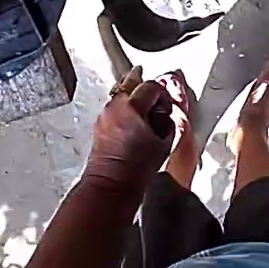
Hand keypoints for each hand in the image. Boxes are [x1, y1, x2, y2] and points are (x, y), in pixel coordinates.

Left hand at [84, 68, 172, 191]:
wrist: (112, 185)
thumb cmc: (136, 167)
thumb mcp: (164, 142)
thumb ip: (169, 121)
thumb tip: (167, 113)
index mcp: (132, 107)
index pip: (151, 86)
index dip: (163, 95)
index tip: (167, 106)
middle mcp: (115, 107)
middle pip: (130, 82)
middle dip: (145, 87)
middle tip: (156, 98)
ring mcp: (104, 115)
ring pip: (120, 94)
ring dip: (134, 98)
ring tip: (146, 112)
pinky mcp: (99, 125)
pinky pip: (114, 108)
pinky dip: (124, 109)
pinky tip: (134, 123)